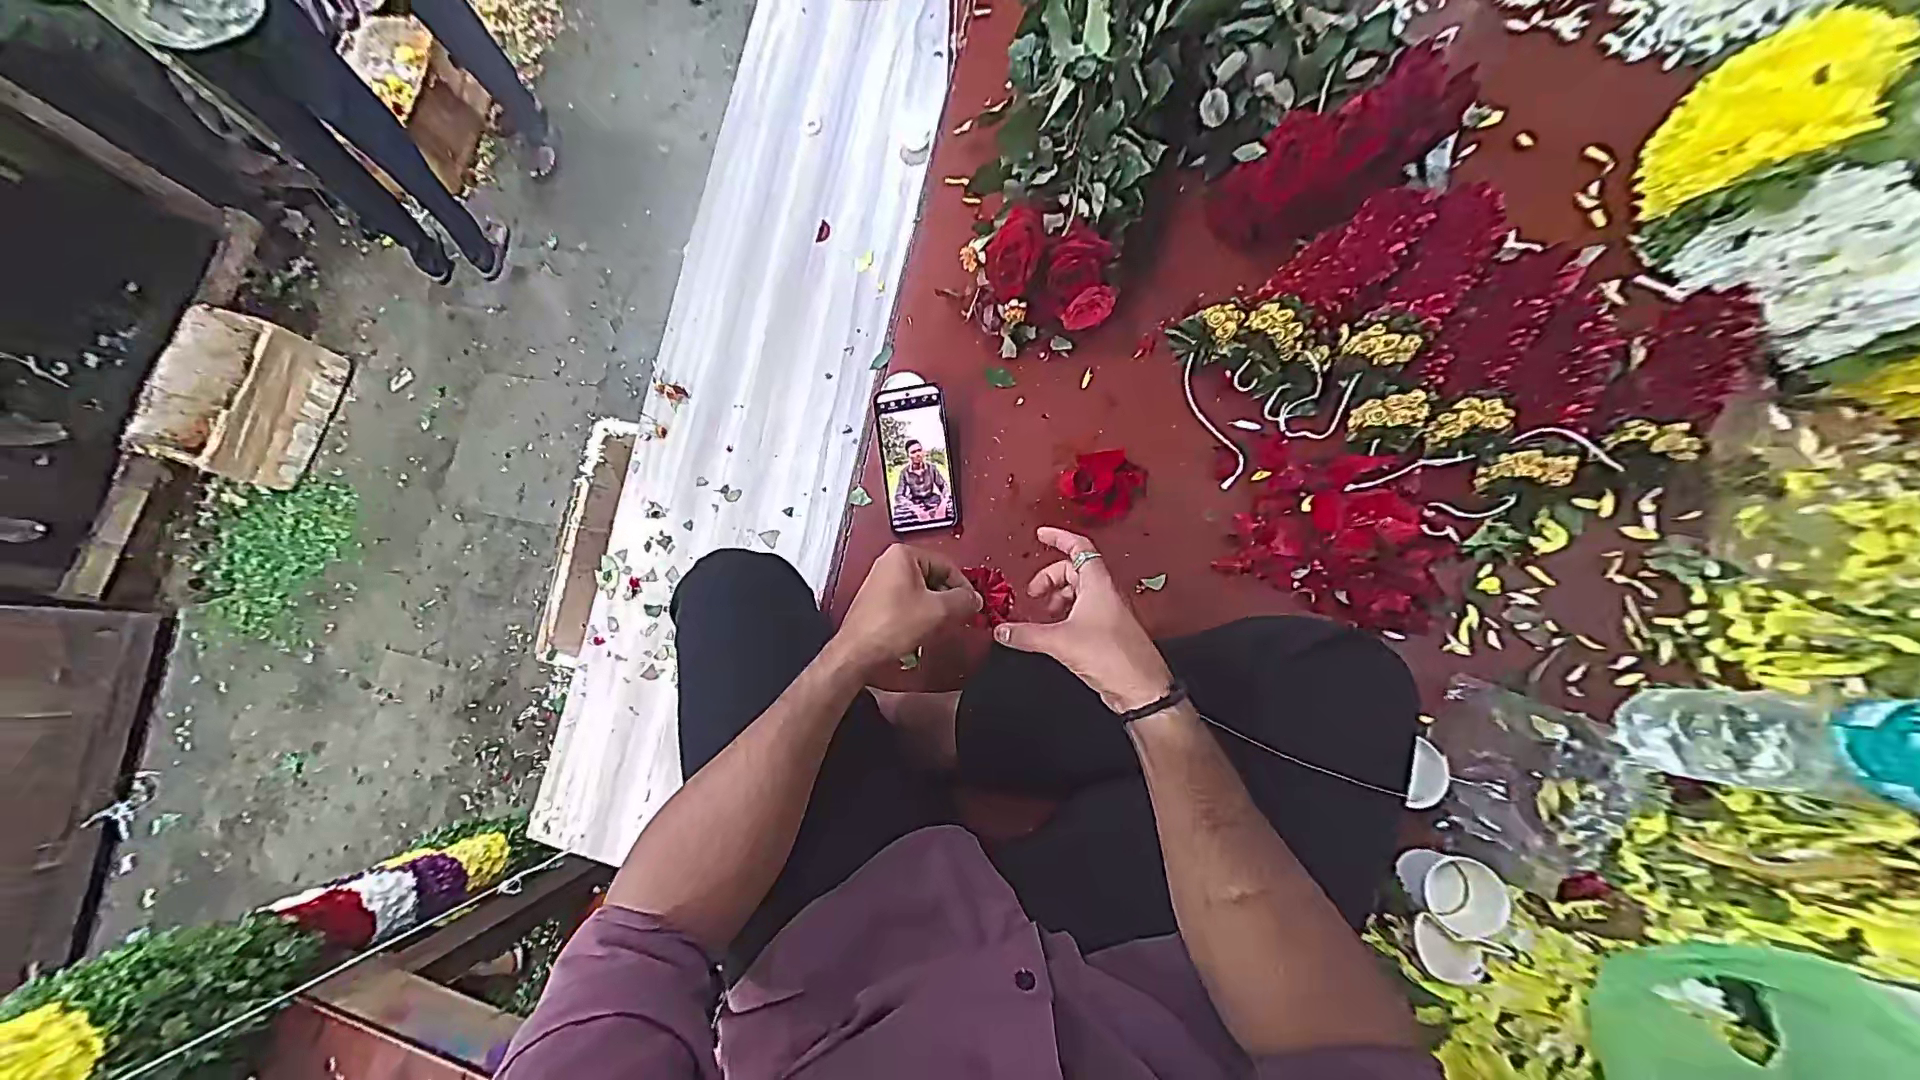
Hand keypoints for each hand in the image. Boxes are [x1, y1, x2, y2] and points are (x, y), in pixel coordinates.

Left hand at [836, 544, 980, 667]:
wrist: (858, 652)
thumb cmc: (892, 626)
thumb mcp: (939, 611)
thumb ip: (963, 601)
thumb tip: (975, 599)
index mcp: (904, 555)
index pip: (946, 566)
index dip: (963, 587)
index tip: (971, 604)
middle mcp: (890, 562)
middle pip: (934, 577)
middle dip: (948, 599)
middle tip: (958, 616)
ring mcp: (882, 580)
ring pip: (922, 591)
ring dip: (935, 608)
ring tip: (940, 626)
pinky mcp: (878, 599)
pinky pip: (908, 600)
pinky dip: (920, 613)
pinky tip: (922, 630)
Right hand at [994, 527, 1172, 711]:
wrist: (1141, 689)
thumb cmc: (1113, 656)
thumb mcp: (1061, 641)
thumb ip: (1027, 634)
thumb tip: (1003, 630)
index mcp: (1098, 584)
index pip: (1079, 548)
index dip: (1059, 538)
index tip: (1041, 535)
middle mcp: (1104, 594)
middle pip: (1073, 571)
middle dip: (1049, 578)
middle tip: (1032, 593)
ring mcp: (1106, 613)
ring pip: (1077, 592)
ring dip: (1056, 598)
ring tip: (1042, 614)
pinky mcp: (1105, 632)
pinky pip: (1080, 612)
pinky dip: (1064, 615)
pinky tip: (1053, 630)